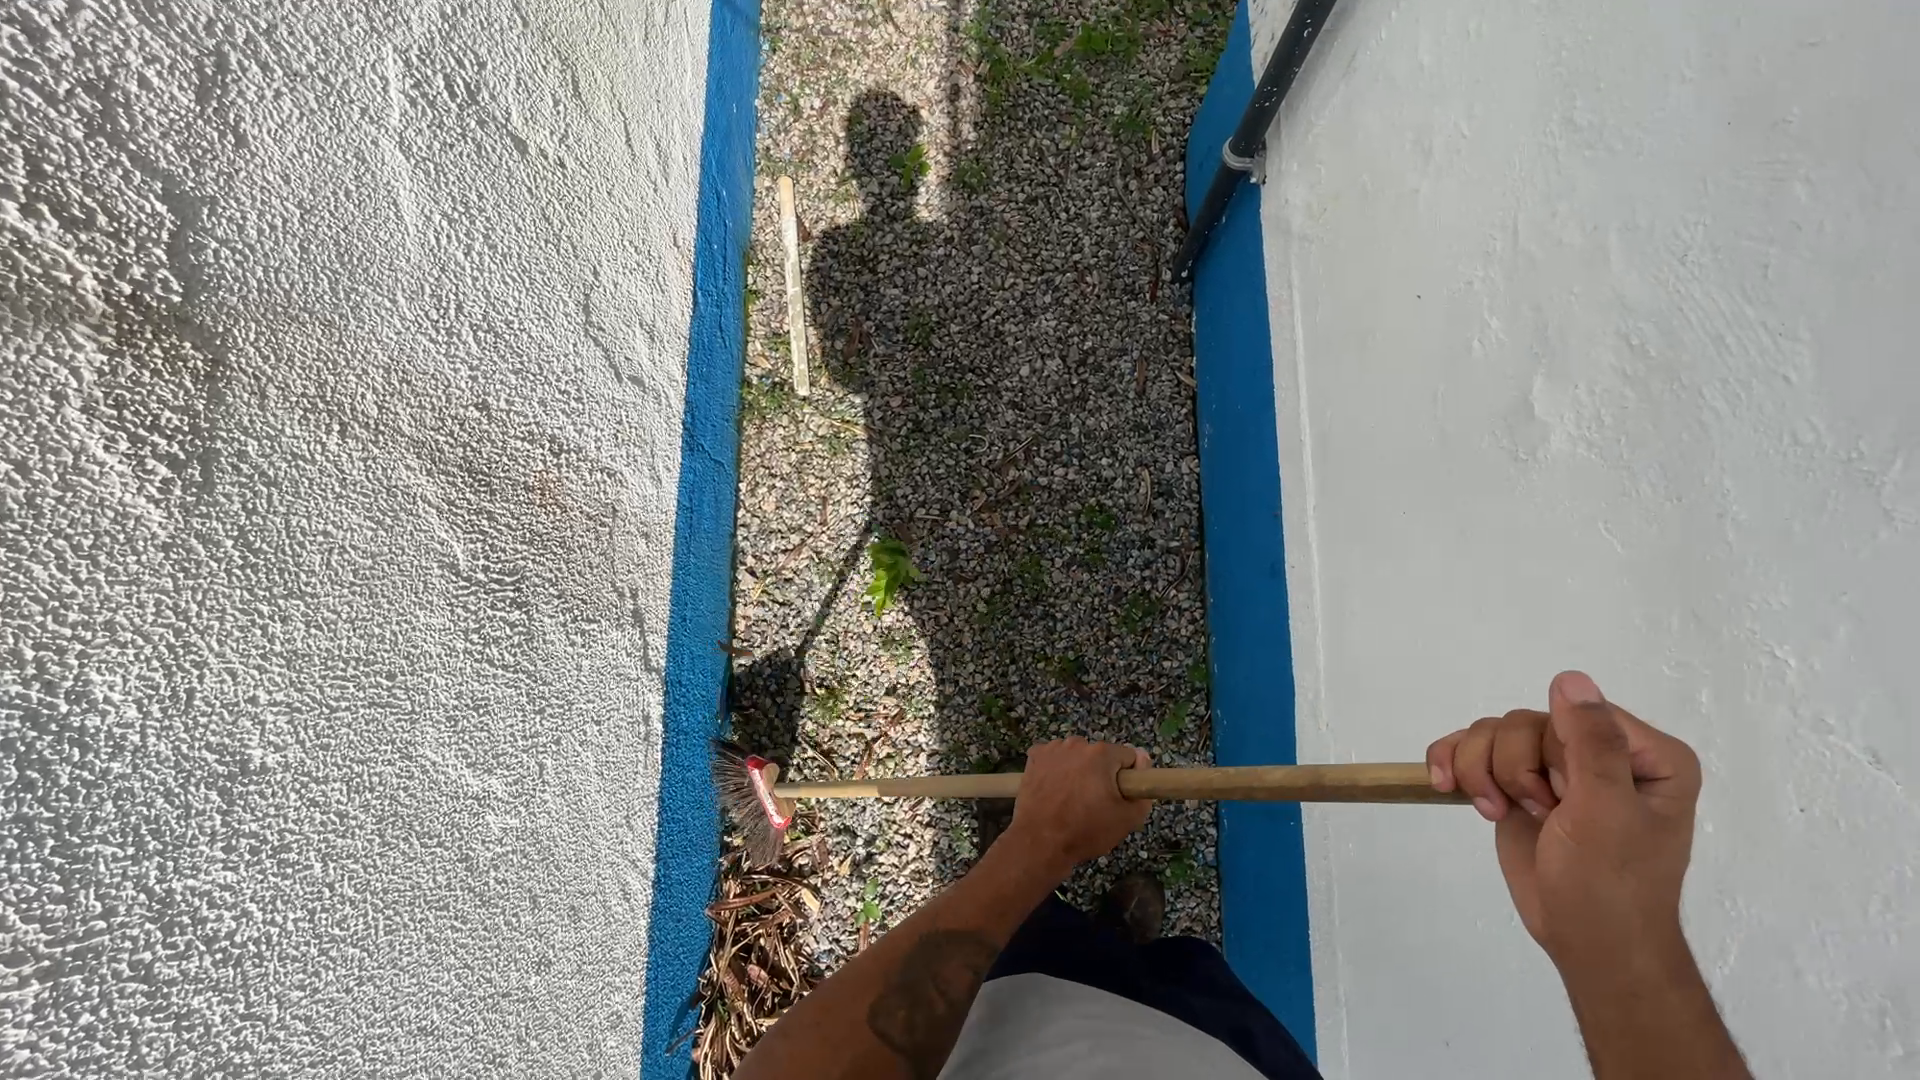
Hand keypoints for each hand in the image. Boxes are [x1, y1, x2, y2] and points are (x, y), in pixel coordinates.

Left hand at [1003, 737, 1152, 879]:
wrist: (1040, 842)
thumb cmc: (1086, 830)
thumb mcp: (1128, 819)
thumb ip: (1144, 789)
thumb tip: (1143, 759)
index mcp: (1101, 754)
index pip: (1128, 757)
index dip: (1127, 778)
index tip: (1118, 797)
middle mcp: (1077, 743)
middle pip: (1100, 756)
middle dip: (1101, 774)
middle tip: (1095, 803)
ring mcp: (1053, 749)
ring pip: (1077, 756)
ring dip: (1078, 770)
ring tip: (1072, 799)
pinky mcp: (1034, 757)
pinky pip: (1054, 758)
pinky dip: (1056, 769)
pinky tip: (1054, 790)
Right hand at [1427, 671, 1702, 975]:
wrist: (1584, 939)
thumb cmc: (1610, 883)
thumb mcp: (1606, 811)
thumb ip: (1591, 743)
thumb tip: (1569, 679)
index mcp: (1643, 754)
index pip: (1572, 714)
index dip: (1551, 751)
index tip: (1564, 797)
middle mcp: (1597, 752)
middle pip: (1522, 722)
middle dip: (1511, 768)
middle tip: (1536, 811)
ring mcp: (1551, 768)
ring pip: (1488, 733)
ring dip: (1478, 773)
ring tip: (1497, 811)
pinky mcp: (1512, 783)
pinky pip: (1465, 748)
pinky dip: (1450, 765)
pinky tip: (1446, 787)